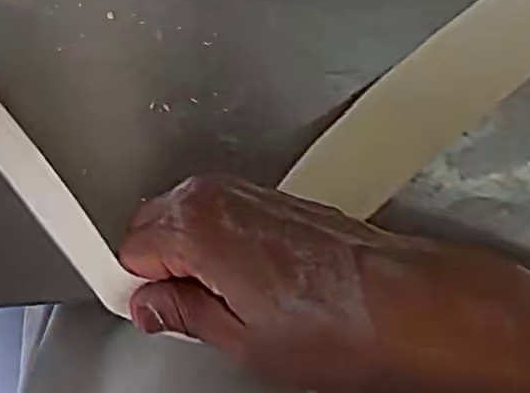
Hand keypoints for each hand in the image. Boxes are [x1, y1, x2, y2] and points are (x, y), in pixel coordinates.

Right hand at [117, 175, 529, 391]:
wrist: (403, 300)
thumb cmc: (336, 323)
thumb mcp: (244, 342)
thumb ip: (181, 312)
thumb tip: (151, 305)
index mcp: (193, 225)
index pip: (127, 244)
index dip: (133, 280)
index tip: (143, 302)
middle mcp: (208, 194)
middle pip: (148, 222)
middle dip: (158, 262)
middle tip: (190, 307)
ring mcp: (233, 187)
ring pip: (177, 213)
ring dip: (185, 249)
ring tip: (230, 295)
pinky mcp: (256, 189)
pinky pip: (209, 207)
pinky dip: (212, 236)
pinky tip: (248, 275)